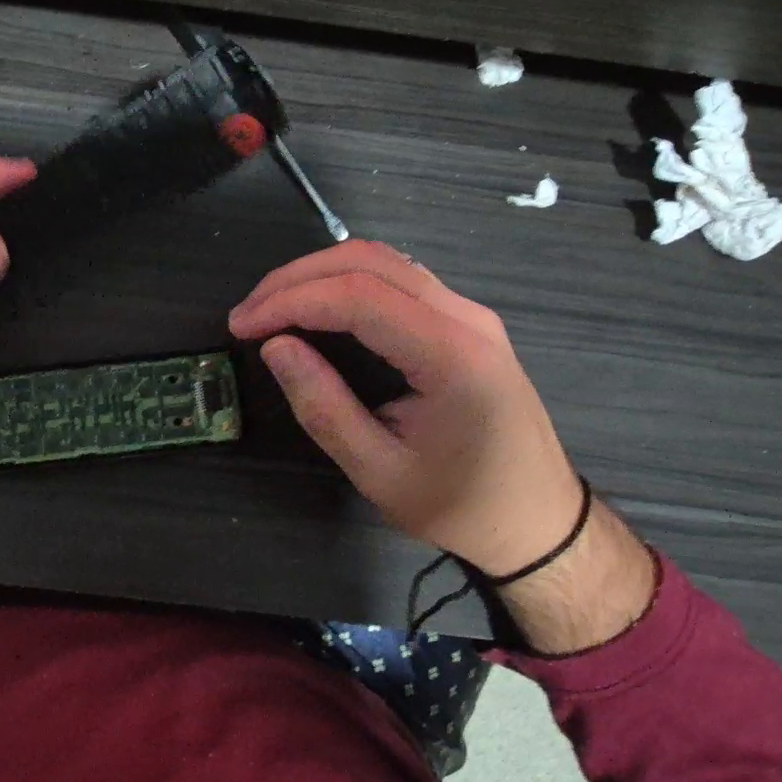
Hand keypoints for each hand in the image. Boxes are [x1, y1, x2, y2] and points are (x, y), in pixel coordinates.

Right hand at [227, 240, 584, 577]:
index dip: (289, 301)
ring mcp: (469, 314)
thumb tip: (274, 348)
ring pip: (384, 260)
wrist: (541, 521)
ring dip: (319, 274)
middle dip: (296, 278)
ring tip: (271, 308)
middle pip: (368, 261)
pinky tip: (315, 309)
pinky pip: (398, 279)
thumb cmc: (462, 506)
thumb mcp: (380, 472)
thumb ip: (324, 407)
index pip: (357, 297)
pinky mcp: (465, 322)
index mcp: (451, 356)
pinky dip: (346, 283)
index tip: (240, 327)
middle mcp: (465, 318)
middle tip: (246, 313)